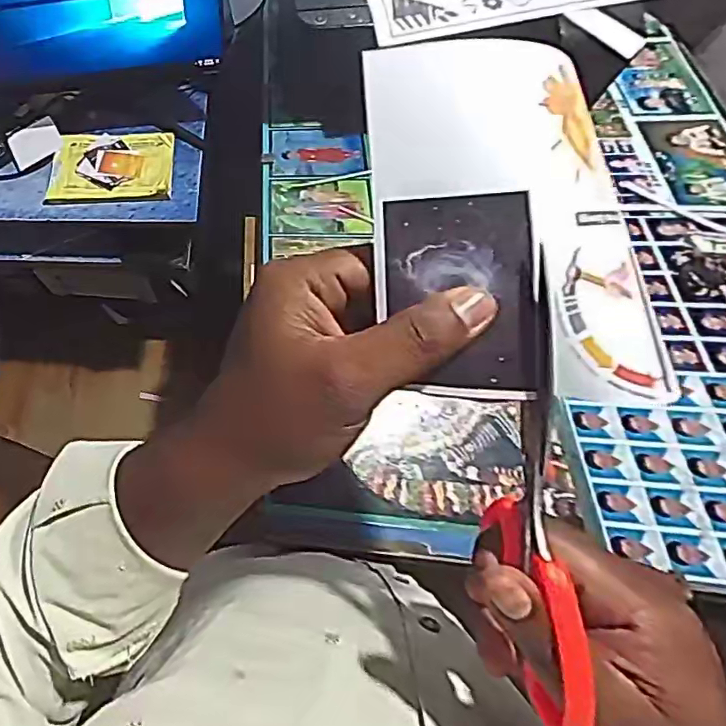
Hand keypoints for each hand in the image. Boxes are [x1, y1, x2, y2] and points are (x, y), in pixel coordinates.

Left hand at [118, 247, 495, 567]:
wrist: (236, 464)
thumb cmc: (279, 417)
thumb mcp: (350, 376)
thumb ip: (413, 338)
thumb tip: (476, 300)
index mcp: (298, 279)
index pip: (375, 260)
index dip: (424, 277)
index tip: (483, 295)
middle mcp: (303, 292)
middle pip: (381, 290)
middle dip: (426, 313)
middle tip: (488, 328)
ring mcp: (311, 325)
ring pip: (380, 320)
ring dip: (415, 340)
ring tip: (474, 350)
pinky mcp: (321, 354)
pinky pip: (370, 345)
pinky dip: (398, 358)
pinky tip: (435, 371)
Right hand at [467, 519, 725, 725]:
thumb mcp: (593, 703)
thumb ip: (542, 633)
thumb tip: (497, 574)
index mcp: (644, 600)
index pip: (548, 535)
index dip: (505, 557)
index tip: (488, 596)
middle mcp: (639, 591)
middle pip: (537, 554)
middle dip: (504, 595)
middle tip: (502, 644)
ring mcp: (627, 606)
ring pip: (535, 577)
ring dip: (511, 616)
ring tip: (516, 661)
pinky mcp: (612, 620)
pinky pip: (549, 600)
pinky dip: (528, 626)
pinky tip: (531, 659)